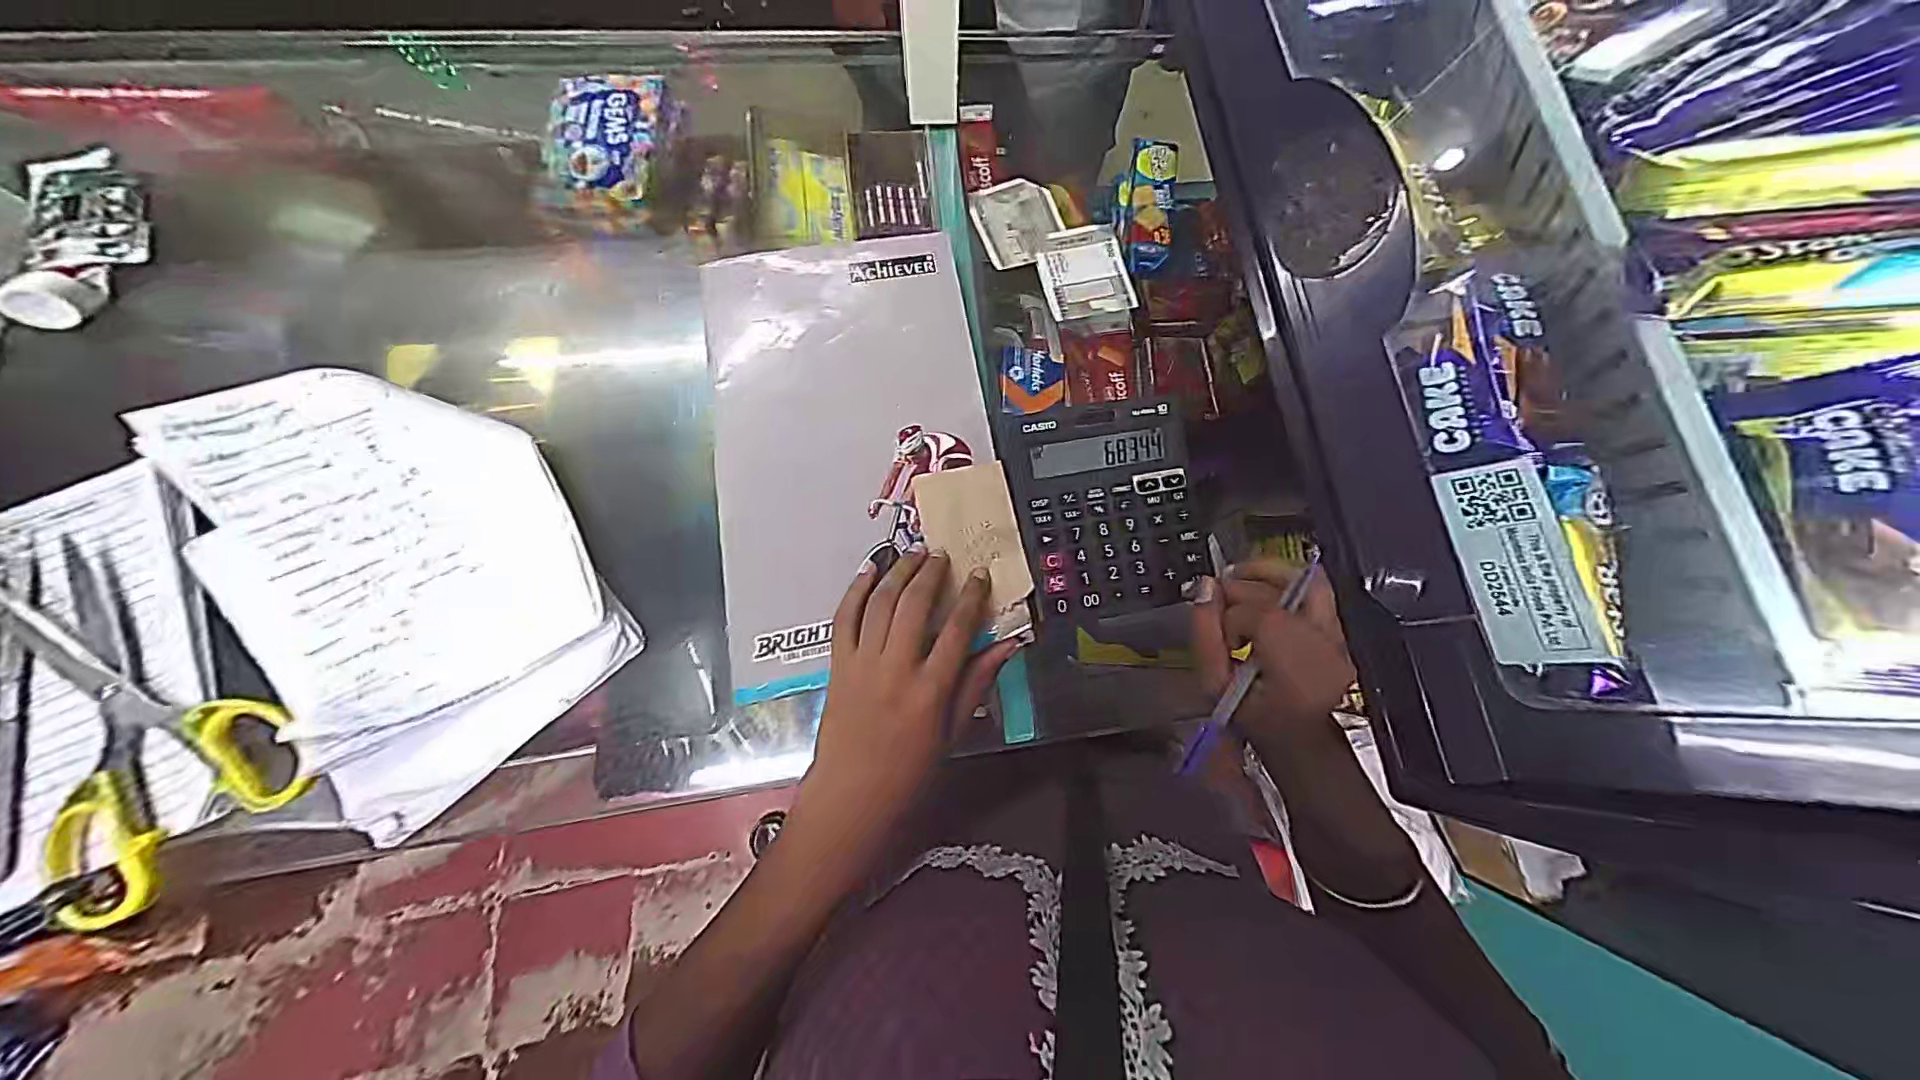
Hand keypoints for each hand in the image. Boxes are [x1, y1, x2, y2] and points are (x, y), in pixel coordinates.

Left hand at [801, 551, 1020, 832]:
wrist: (852, 794)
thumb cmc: (910, 770)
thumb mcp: (953, 731)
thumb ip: (977, 682)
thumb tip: (1008, 646)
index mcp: (931, 689)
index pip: (957, 629)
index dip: (971, 597)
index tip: (978, 575)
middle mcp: (896, 669)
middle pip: (915, 605)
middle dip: (931, 573)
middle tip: (942, 555)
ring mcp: (863, 664)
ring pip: (880, 604)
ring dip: (897, 572)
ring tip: (913, 554)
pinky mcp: (838, 665)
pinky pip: (844, 618)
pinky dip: (855, 590)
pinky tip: (868, 570)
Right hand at [1189, 559, 1354, 741]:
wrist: (1305, 746)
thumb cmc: (1258, 722)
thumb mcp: (1216, 686)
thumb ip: (1205, 633)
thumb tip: (1204, 588)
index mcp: (1288, 649)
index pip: (1248, 609)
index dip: (1223, 615)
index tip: (1216, 632)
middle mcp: (1319, 635)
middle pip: (1275, 588)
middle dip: (1240, 589)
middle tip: (1219, 598)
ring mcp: (1337, 634)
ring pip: (1305, 580)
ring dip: (1268, 574)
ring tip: (1241, 580)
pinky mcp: (1342, 634)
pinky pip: (1317, 594)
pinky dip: (1288, 586)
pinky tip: (1266, 596)